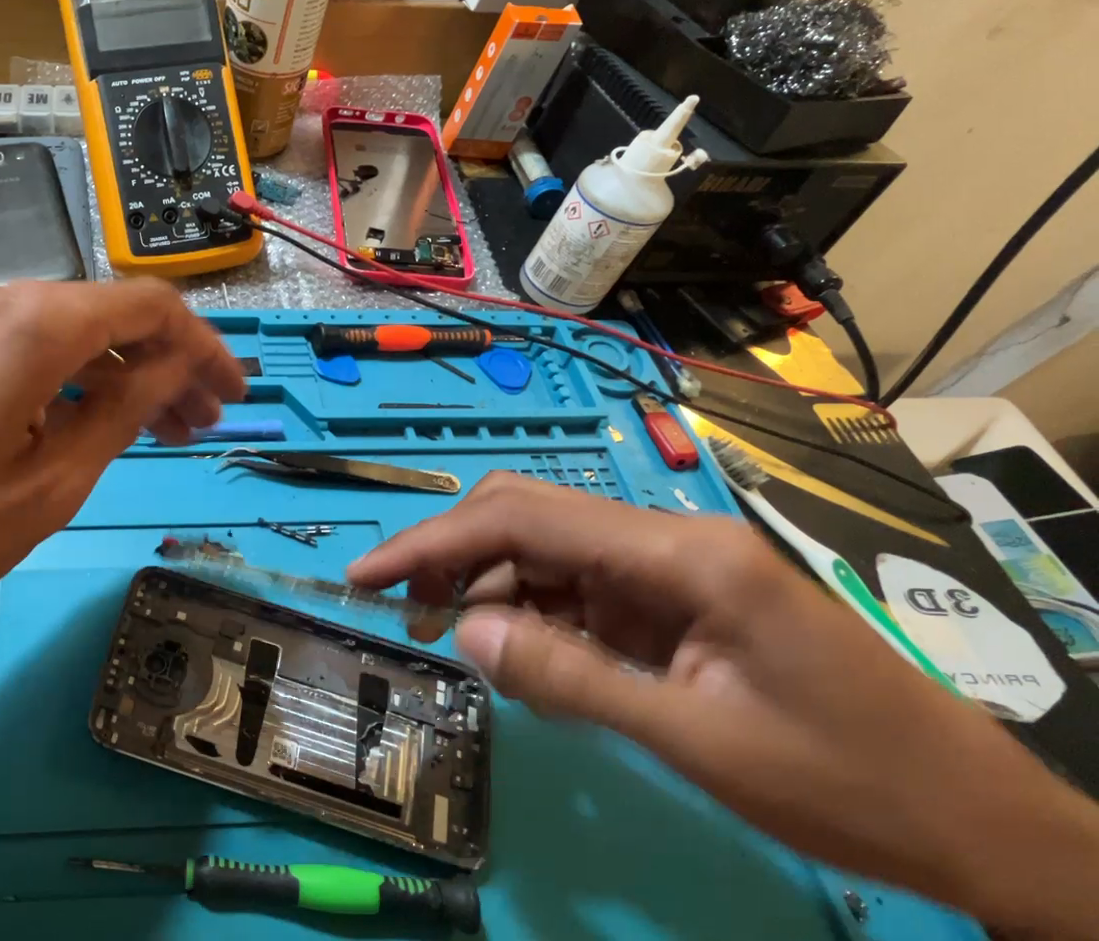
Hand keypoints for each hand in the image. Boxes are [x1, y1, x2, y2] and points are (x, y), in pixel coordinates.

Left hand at [0, 280, 244, 765]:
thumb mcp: (50, 484)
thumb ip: (123, 410)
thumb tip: (175, 365)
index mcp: (35, 323)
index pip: (149, 309)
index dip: (203, 349)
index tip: (234, 398)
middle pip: (107, 318)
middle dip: (164, 368)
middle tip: (198, 429)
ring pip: (64, 337)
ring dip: (117, 379)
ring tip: (154, 436)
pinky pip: (22, 355)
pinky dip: (68, 386)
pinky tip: (84, 431)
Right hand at [350, 473, 1098, 936]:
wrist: (978, 825)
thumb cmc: (844, 782)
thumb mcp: (694, 737)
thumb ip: (571, 677)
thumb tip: (464, 633)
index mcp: (680, 555)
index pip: (525, 519)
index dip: (433, 540)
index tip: (366, 575)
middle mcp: (670, 544)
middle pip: (531, 522)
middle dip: (454, 559)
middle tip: (402, 614)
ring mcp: (674, 574)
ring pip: (549, 559)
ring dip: (494, 598)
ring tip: (463, 652)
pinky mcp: (678, 607)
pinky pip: (582, 598)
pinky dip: (539, 625)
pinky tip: (526, 665)